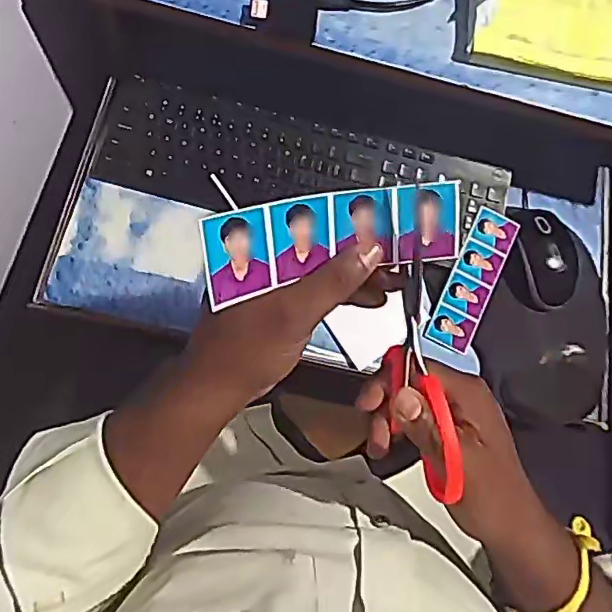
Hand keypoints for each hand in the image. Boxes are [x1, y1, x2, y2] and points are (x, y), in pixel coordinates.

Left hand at [179, 241, 394, 404]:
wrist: (216, 387)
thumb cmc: (238, 352)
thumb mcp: (295, 313)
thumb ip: (332, 281)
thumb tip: (365, 252)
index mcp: (261, 251)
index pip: (314, 224)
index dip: (352, 224)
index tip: (384, 226)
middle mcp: (265, 259)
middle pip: (321, 244)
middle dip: (361, 250)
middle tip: (395, 254)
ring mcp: (272, 280)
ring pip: (322, 267)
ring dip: (356, 272)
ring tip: (389, 278)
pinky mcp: (278, 299)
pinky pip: (316, 286)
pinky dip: (341, 291)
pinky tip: (366, 297)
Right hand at [355, 363, 534, 545]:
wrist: (513, 528)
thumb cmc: (493, 499)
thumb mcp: (456, 462)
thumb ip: (427, 426)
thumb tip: (402, 394)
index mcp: (468, 394)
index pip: (416, 365)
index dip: (388, 382)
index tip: (371, 406)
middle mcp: (462, 394)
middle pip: (408, 379)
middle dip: (386, 404)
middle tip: (377, 435)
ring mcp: (456, 409)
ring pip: (407, 397)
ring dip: (388, 418)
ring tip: (382, 446)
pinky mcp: (449, 424)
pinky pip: (415, 413)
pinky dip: (399, 427)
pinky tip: (393, 446)